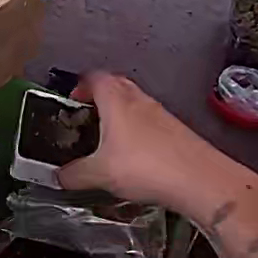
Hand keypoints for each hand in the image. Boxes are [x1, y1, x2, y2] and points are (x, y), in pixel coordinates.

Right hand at [56, 71, 225, 211]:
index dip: (80, 86)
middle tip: (87, 118)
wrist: (198, 179)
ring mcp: (161, 114)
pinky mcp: (176, 130)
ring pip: (134, 104)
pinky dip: (137, 131)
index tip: (71, 102)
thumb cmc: (145, 166)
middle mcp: (139, 100)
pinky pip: (150, 122)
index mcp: (116, 100)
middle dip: (99, 97)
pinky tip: (134, 156)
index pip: (95, 77)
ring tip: (107, 140)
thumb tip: (58, 177)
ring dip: (120, 114)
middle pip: (116, 85)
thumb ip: (74, 174)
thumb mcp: (99, 174)